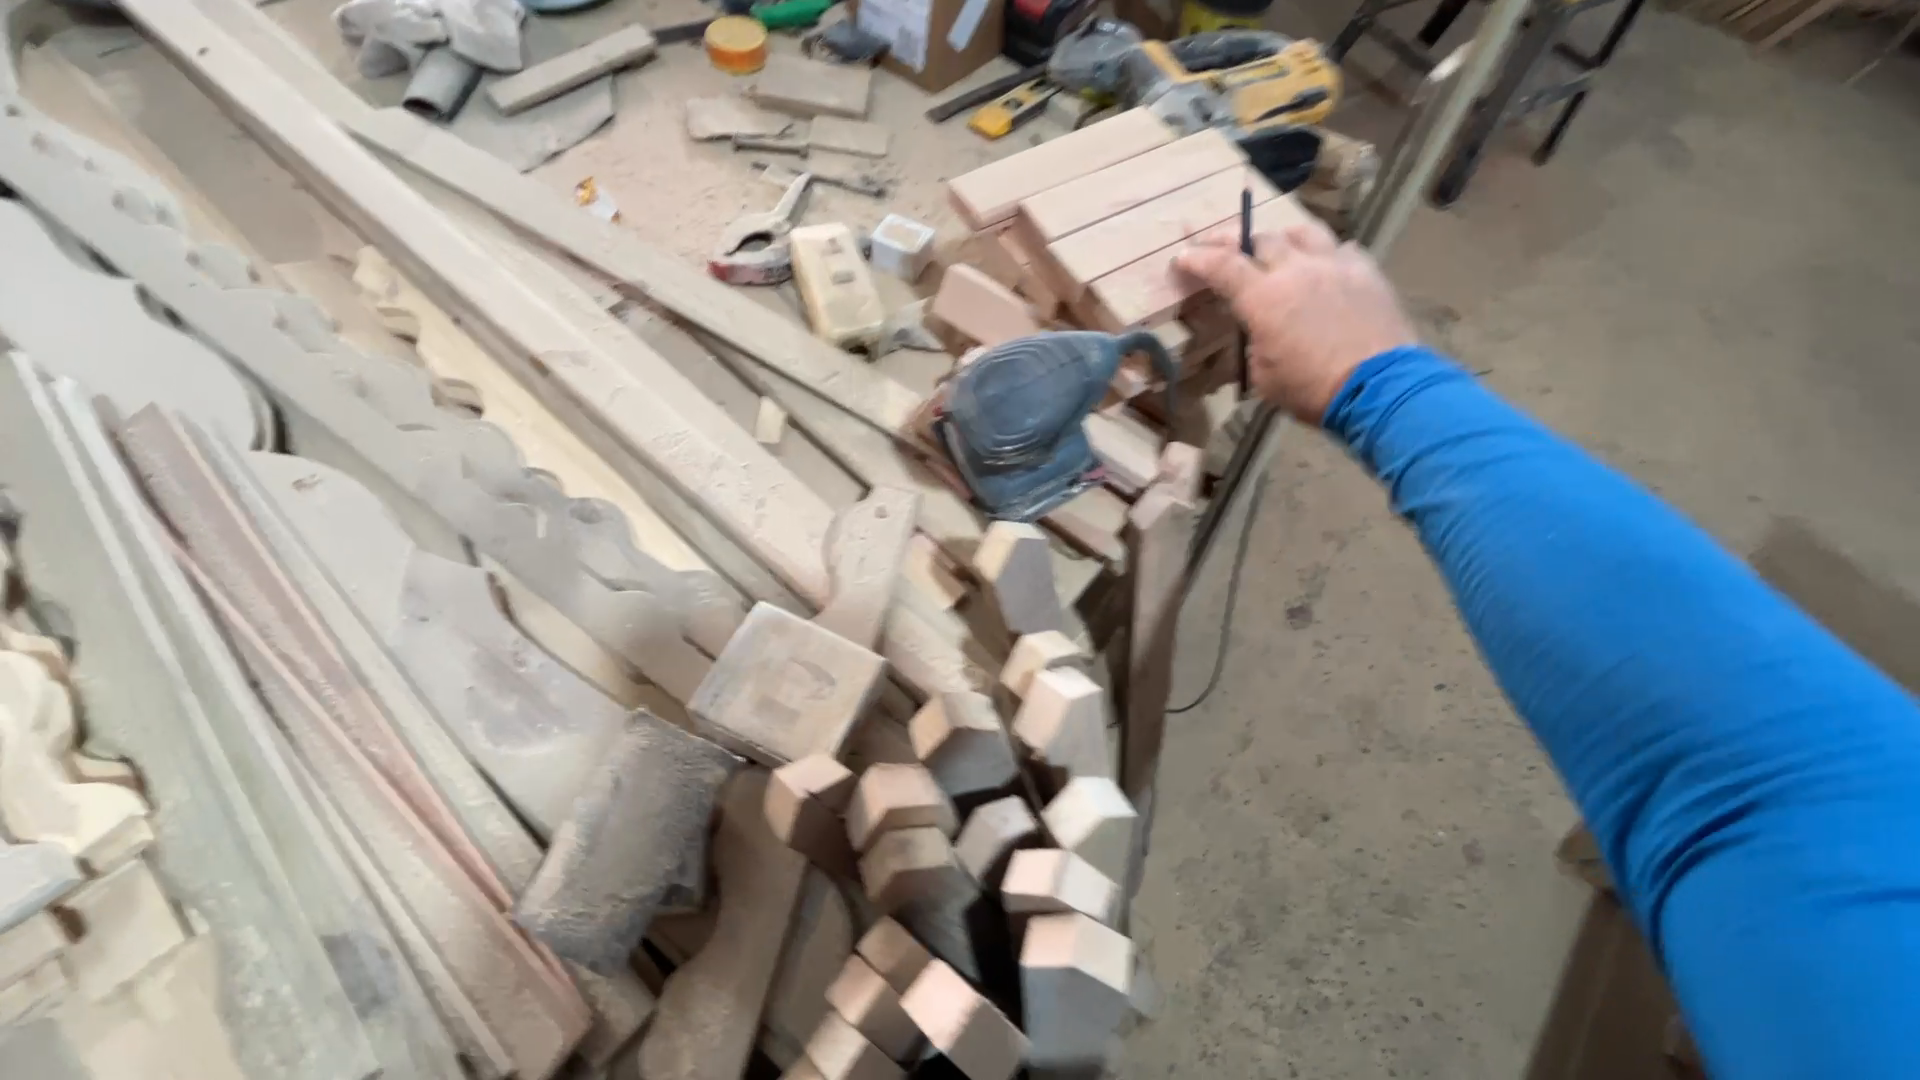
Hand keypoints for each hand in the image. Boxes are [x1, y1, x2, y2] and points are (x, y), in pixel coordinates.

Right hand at [1175, 220, 1417, 422]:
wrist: (1377, 387)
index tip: (1183, 256)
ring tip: (1274, 242)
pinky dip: (1325, 252)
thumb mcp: (1263, 375)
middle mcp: (1295, 270)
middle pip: (1259, 238)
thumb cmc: (1311, 389)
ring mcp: (1334, 265)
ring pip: (1302, 232)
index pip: (1222, 267)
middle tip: (1219, 243)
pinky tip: (1323, 263)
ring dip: (1281, 236)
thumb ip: (1255, 341)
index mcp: (1263, 299)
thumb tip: (1260, 329)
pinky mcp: (1366, 271)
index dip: (1198, 259)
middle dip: (1233, 239)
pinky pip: (1341, 248)